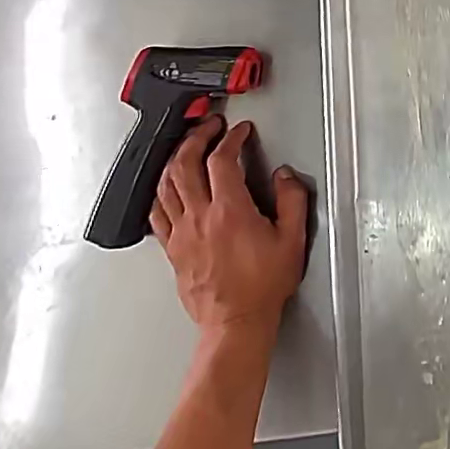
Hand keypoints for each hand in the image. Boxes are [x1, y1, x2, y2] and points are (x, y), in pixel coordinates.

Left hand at [149, 116, 308, 336]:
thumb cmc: (263, 286)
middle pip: (185, 163)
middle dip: (197, 137)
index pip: (222, 160)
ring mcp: (181, 234)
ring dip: (175, 158)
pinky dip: (160, 191)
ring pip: (165, 184)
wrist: (236, 322)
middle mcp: (200, 218)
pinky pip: (157, 212)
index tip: (240, 132)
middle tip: (209, 127)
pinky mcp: (172, 249)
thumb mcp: (293, 239)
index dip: (231, 138)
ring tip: (187, 147)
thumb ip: (292, 200)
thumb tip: (284, 176)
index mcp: (230, 212)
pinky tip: (167, 186)